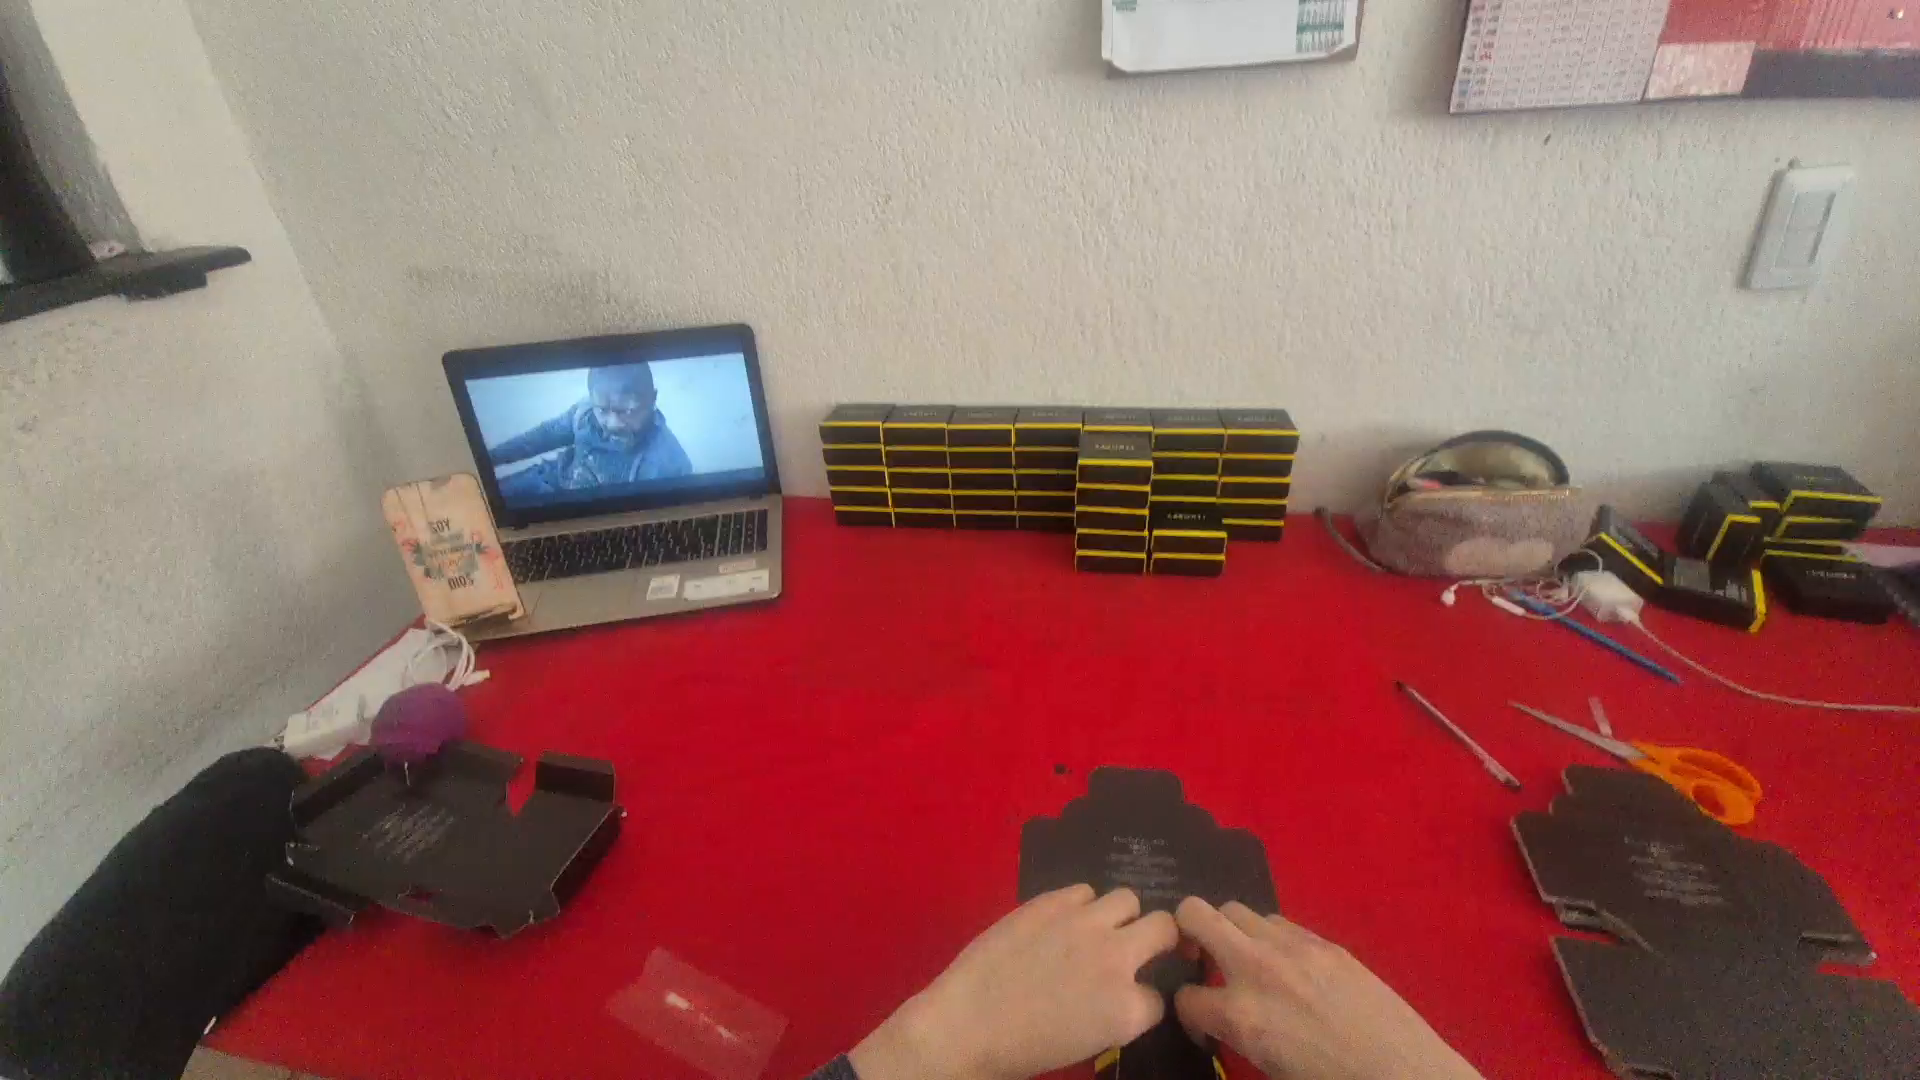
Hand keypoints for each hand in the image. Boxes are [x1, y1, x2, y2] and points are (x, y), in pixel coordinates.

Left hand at [850, 885, 1177, 1079]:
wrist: (969, 1021)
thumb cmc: (1025, 1047)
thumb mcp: (1088, 1040)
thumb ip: (1117, 1009)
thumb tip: (1128, 988)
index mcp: (1126, 1009)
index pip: (1160, 995)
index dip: (1146, 997)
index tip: (1134, 998)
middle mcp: (1116, 958)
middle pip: (1165, 926)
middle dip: (1161, 936)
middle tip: (1144, 944)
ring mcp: (1084, 923)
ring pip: (1127, 897)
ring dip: (1120, 914)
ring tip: (1101, 927)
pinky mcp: (1052, 900)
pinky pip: (1085, 890)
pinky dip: (1082, 904)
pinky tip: (1065, 920)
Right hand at [1173, 898, 1482, 1079]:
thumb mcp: (1273, 1070)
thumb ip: (1238, 1034)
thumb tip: (1220, 1019)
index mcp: (1241, 1016)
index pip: (1184, 997)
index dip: (1187, 1012)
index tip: (1201, 1024)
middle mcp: (1254, 968)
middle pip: (1193, 914)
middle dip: (1183, 931)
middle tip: (1198, 957)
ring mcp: (1288, 947)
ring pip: (1233, 909)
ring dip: (1228, 931)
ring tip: (1244, 958)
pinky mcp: (1320, 940)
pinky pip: (1275, 921)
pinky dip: (1266, 936)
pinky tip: (1285, 963)